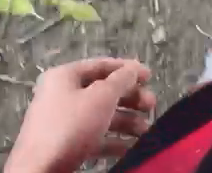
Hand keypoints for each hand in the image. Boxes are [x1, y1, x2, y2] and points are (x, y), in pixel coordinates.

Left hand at [4, 57, 157, 172]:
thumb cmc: (71, 126)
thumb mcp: (102, 97)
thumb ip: (122, 79)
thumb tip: (134, 69)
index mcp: (65, 76)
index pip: (102, 65)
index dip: (128, 69)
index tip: (150, 77)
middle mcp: (61, 96)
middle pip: (103, 91)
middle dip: (130, 99)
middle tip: (151, 105)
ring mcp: (60, 123)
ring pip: (100, 116)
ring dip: (125, 122)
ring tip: (146, 131)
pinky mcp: (61, 147)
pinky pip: (92, 137)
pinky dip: (111, 141)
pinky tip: (130, 147)